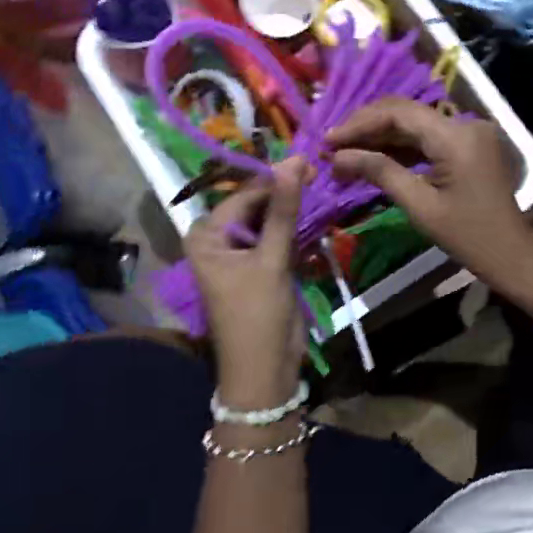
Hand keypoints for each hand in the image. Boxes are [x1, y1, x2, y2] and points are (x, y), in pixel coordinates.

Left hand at [184, 158, 309, 403]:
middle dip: (287, 193)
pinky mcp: (263, 268)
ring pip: (271, 221)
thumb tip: (293, 162)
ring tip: (325, 193)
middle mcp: (219, 241)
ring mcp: (242, 255)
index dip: (277, 178)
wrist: (265, 370)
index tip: (312, 162)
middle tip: (323, 175)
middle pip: (257, 205)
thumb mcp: (271, 261)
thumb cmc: (258, 315)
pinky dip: (298, 231)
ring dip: (296, 211)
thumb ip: (283, 211)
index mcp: (207, 236)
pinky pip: (280, 239)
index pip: (244, 194)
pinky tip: (320, 220)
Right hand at [327, 99, 532, 281]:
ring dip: (382, 138)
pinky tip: (374, 159)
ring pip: (417, 125)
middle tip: (332, 147)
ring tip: (345, 155)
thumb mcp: (419, 205)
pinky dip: (403, 148)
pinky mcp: (470, 146)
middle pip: (407, 114)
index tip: (328, 140)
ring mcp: (470, 133)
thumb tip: (338, 156)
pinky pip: (431, 139)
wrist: (511, 252)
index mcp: (456, 136)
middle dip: (367, 128)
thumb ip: (380, 172)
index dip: (360, 123)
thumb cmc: (467, 235)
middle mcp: (465, 124)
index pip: (399, 113)